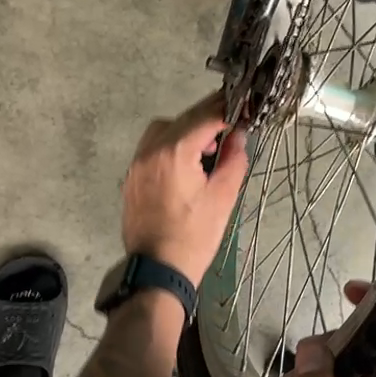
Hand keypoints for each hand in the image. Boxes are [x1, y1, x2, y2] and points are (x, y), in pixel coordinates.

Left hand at [121, 92, 248, 284]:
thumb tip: (238, 136)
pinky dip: (170, 146)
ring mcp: (136, 164)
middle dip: (207, 117)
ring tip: (208, 148)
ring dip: (186, 130)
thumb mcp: (223, 197)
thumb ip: (233, 160)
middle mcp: (150, 150)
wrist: (158, 269)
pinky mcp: (131, 178)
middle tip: (231, 122)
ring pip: (163, 130)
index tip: (244, 107)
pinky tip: (187, 162)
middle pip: (182, 119)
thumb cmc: (195, 236)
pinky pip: (151, 148)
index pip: (205, 117)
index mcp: (174, 152)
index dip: (227, 109)